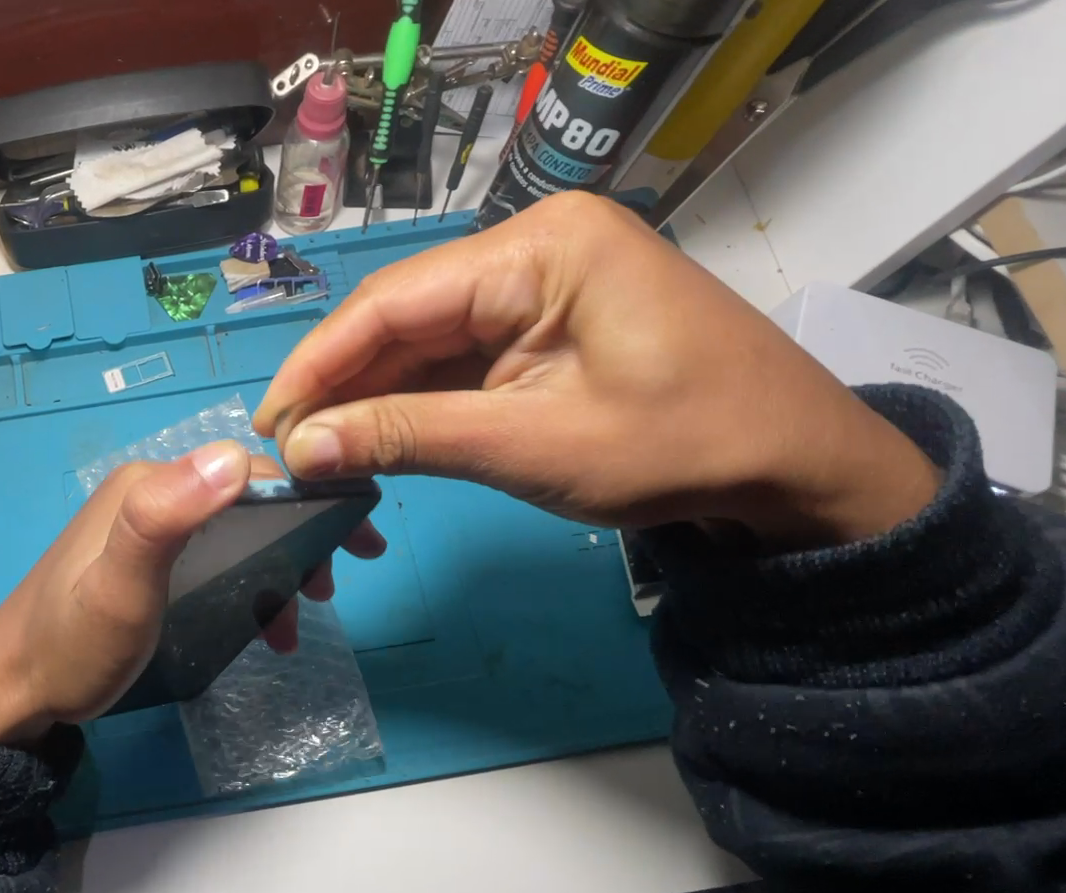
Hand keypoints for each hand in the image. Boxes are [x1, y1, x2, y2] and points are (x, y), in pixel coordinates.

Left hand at [0, 442, 380, 744]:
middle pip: (248, 500)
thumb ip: (164, 517)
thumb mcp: (119, 586)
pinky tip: (261, 625)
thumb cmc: (72, 643)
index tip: (353, 546)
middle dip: (300, 538)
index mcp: (150, 485)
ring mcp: (148, 529)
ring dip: (278, 568)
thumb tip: (234, 457)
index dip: (308, 501)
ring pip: (236, 532)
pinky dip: (248, 584)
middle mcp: (152, 494)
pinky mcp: (147, 561)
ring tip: (298, 620)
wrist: (14, 692)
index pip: (248, 469)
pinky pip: (216, 557)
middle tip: (330, 590)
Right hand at [253, 192, 939, 551]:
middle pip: (399, 319)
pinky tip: (368, 441)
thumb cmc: (682, 447)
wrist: (795, 471)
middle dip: (338, 387)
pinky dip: (407, 407)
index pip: (393, 301)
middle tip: (288, 450)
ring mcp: (530, 291)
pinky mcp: (534, 331)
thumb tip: (303, 448)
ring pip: (417, 344)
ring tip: (317, 454)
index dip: (319, 364)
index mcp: (538, 248)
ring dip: (366, 401)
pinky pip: (449, 365)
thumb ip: (408, 436)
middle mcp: (526, 252)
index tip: (270, 425)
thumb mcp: (533, 444)